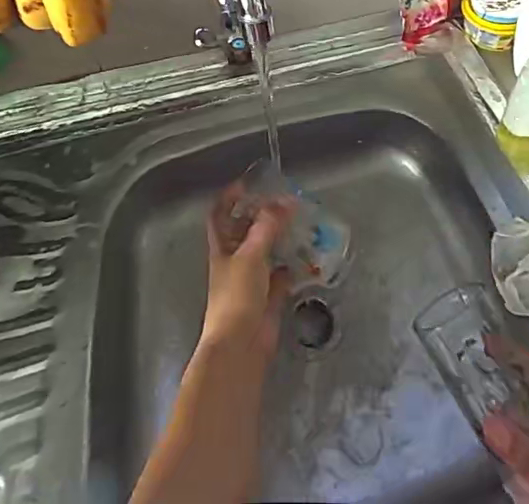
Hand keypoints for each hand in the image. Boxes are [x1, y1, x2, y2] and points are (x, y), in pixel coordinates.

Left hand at [202, 183, 292, 359]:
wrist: (240, 345)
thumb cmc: (237, 296)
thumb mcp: (251, 255)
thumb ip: (267, 227)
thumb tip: (284, 202)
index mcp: (222, 248)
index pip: (220, 215)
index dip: (230, 198)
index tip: (249, 183)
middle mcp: (235, 260)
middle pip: (247, 230)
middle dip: (264, 214)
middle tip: (287, 200)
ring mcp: (252, 279)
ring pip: (267, 250)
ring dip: (282, 237)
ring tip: (302, 222)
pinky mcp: (270, 296)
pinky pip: (282, 274)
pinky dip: (294, 264)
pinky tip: (308, 254)